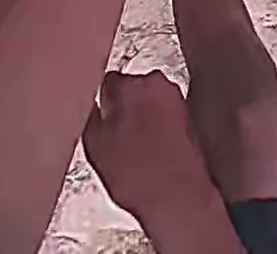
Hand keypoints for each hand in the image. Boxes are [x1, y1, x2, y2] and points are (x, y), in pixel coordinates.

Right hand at [81, 71, 219, 220]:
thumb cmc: (137, 175)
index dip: (102, 103)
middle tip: (117, 137)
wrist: (177, 195)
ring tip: (137, 147)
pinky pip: (163, 110)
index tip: (102, 118)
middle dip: (123, 106)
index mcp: (128, 85)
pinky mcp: (186, 110)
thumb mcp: (95, 147)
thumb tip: (90, 103)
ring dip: (141, 114)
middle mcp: (153, 81)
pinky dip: (157, 123)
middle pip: (130, 87)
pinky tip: (152, 149)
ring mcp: (173, 94)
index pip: (107, 81)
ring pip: (148, 98)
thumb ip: (89, 115)